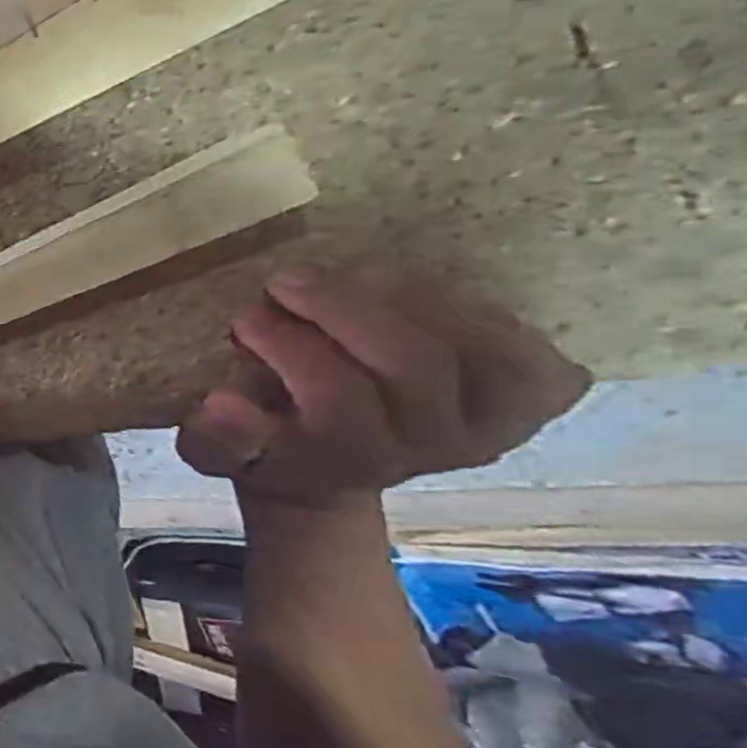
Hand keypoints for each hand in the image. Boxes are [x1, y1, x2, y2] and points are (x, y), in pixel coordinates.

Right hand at [177, 263, 590, 509]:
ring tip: (336, 280)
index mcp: (355, 459)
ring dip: (393, 293)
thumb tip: (222, 402)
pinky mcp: (532, 395)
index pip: (337, 397)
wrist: (336, 467)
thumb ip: (214, 437)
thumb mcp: (219, 454)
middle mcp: (434, 446)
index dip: (288, 347)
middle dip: (339, 307)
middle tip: (284, 281)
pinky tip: (394, 295)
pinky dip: (450, 300)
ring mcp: (494, 420)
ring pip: (465, 337)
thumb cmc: (267, 448)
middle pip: (411, 361)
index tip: (242, 319)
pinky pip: (511, 333)